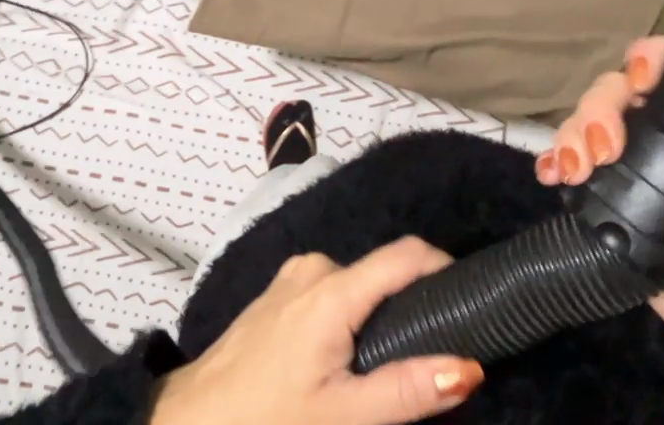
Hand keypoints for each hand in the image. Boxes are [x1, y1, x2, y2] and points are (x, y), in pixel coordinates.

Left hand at [152, 237, 486, 424]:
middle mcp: (313, 268)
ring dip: (379, 315)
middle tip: (432, 351)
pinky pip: (331, 293)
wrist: (189, 422)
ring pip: (356, 285)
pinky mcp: (278, 294)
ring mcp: (291, 278)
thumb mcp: (344, 415)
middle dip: (412, 305)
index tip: (474, 297)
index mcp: (332, 289)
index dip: (446, 267)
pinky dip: (351, 316)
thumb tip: (470, 366)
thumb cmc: (268, 417)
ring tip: (388, 364)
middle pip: (382, 273)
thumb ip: (407, 389)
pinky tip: (346, 359)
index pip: (406, 255)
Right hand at [536, 37, 663, 411]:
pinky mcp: (605, 190)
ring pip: (592, 120)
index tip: (638, 85)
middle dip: (599, 110)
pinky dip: (554, 159)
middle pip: (623, 93)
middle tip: (595, 154)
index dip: (655, 63)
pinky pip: (572, 158)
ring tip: (568, 172)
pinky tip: (547, 175)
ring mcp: (634, 164)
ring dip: (572, 134)